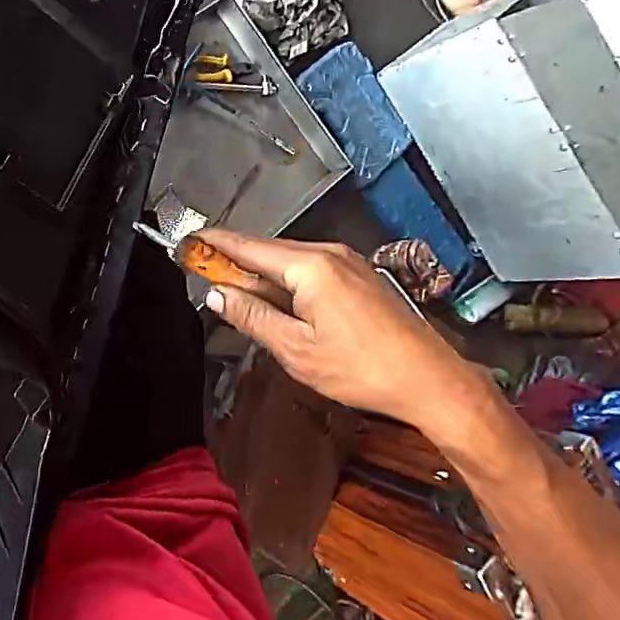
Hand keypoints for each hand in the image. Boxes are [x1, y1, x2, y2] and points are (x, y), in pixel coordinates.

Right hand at [197, 229, 481, 424]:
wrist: (430, 379)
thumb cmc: (365, 369)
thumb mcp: (296, 350)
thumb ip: (252, 317)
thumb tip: (218, 296)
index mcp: (310, 266)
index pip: (247, 246)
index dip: (214, 243)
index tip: (189, 241)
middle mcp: (329, 254)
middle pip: (268, 251)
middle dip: (236, 263)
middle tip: (208, 279)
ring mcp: (348, 262)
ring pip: (290, 261)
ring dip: (262, 276)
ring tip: (242, 301)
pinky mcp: (359, 275)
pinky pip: (311, 269)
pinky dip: (287, 281)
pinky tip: (282, 305)